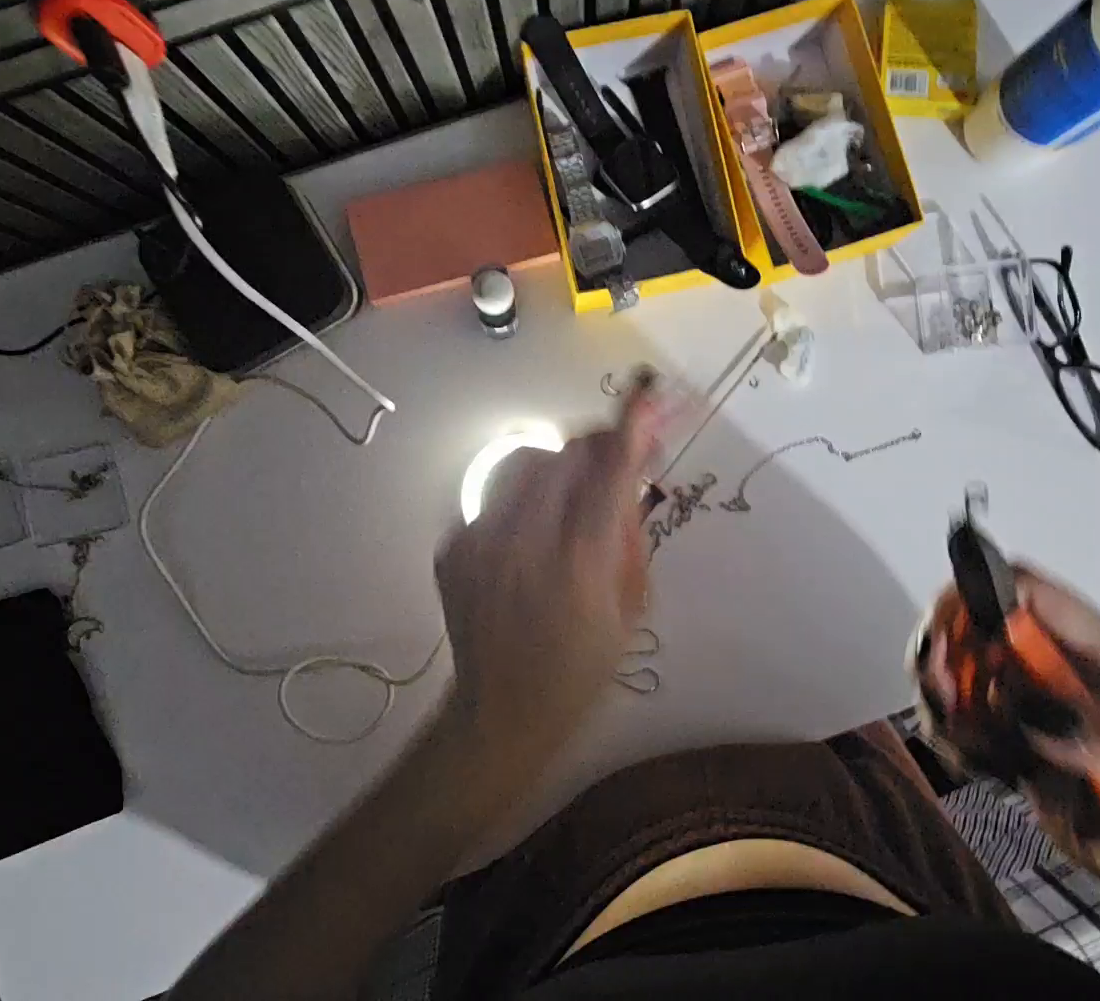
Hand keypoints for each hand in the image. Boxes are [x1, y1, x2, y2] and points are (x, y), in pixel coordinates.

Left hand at [430, 382, 665, 771]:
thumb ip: (627, 532)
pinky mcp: (453, 545)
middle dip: (598, 445)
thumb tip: (630, 471)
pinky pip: (498, 496)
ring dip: (560, 470)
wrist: (502, 710)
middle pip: (565, 454)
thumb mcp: (629, 606)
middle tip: (617, 460)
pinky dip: (525, 503)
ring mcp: (479, 541)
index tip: (647, 388)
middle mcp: (523, 542)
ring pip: (528, 465)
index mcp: (579, 563)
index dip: (631, 423)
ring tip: (572, 504)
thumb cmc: (581, 667)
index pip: (610, 473)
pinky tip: (532, 540)